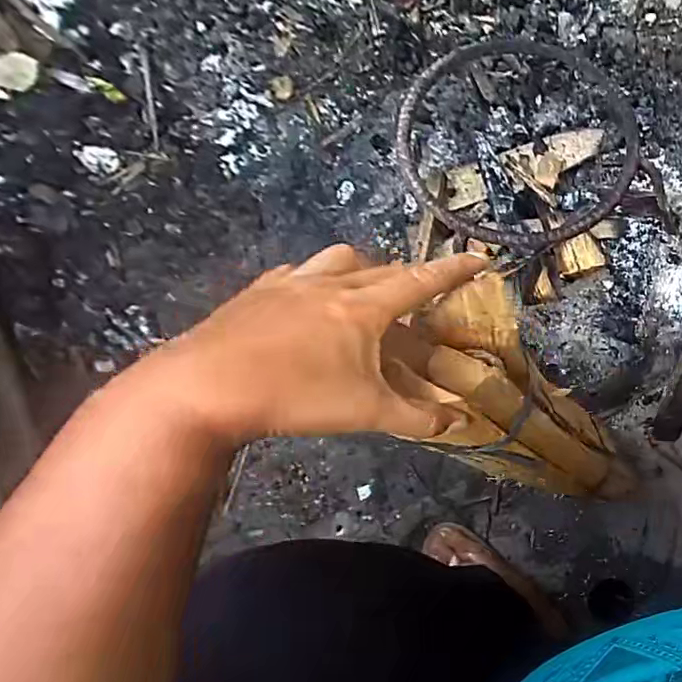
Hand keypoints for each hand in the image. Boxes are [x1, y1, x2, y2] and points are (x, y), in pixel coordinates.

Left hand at [129, 244, 486, 444]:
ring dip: (362, 269)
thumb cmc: (296, 397)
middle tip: (422, 295)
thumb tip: (458, 423)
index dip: (453, 271)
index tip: (478, 258)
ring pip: (337, 260)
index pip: (420, 282)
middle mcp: (329, 285)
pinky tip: (309, 301)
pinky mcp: (255, 294)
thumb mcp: (366, 412)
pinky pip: (296, 273)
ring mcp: (288, 285)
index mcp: (363, 308)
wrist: (202, 389)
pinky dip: (316, 279)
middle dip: (409, 276)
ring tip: (367, 293)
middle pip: (381, 268)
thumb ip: (418, 418)